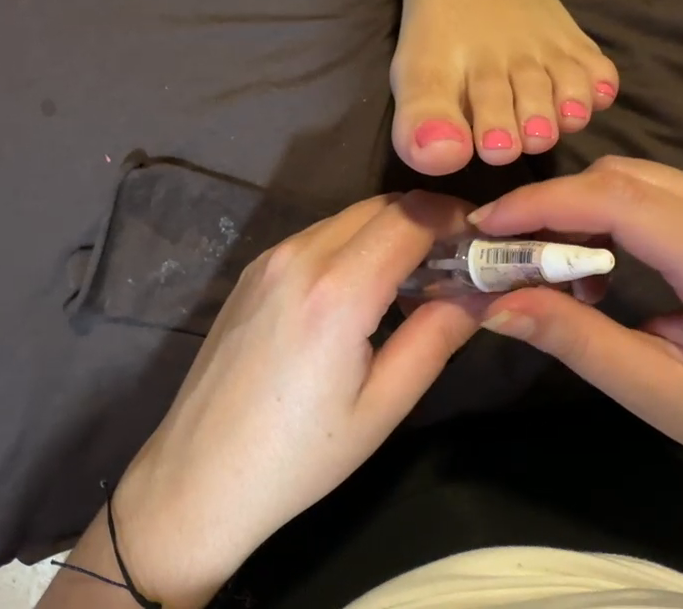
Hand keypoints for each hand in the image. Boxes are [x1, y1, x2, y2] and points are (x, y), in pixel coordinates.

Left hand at [110, 193, 482, 606]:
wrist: (199, 476)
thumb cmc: (300, 457)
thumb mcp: (383, 406)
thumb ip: (437, 337)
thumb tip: (482, 291)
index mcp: (337, 290)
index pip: (412, 216)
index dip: (455, 218)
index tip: (482, 242)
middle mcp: (299, 255)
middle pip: (381, 206)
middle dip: (426, 221)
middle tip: (457, 264)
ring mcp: (268, 258)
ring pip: (347, 218)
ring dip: (388, 232)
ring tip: (415, 281)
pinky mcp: (251, 271)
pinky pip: (316, 237)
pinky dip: (352, 245)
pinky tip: (363, 291)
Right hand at [465, 157, 682, 508]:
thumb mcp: (652, 393)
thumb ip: (574, 340)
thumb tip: (492, 303)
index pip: (624, 204)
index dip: (546, 203)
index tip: (487, 224)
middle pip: (624, 176)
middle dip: (551, 202)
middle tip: (502, 243)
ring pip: (634, 173)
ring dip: (576, 204)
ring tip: (544, 257)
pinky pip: (651, 186)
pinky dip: (604, 209)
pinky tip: (591, 257)